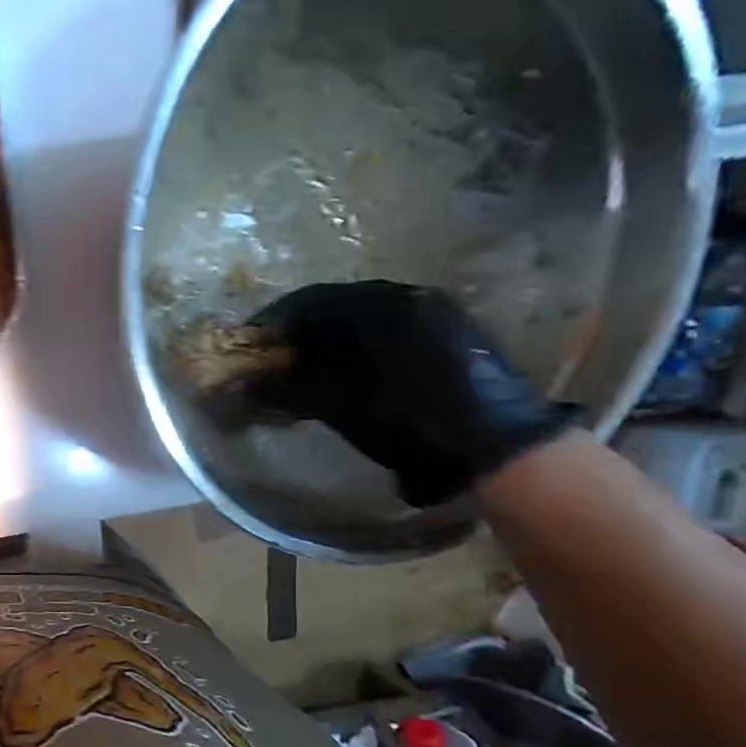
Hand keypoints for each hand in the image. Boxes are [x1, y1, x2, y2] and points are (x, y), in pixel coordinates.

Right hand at [246, 281, 572, 506]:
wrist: (496, 449)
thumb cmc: (412, 422)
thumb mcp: (343, 407)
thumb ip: (292, 390)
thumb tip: (249, 386)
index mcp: (383, 306)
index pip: (313, 300)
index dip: (277, 320)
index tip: (252, 341)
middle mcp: (411, 296)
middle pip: (341, 304)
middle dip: (303, 330)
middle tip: (276, 357)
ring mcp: (438, 313)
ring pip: (368, 317)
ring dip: (333, 338)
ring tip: (307, 367)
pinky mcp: (453, 334)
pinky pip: (393, 329)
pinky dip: (362, 345)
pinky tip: (350, 372)